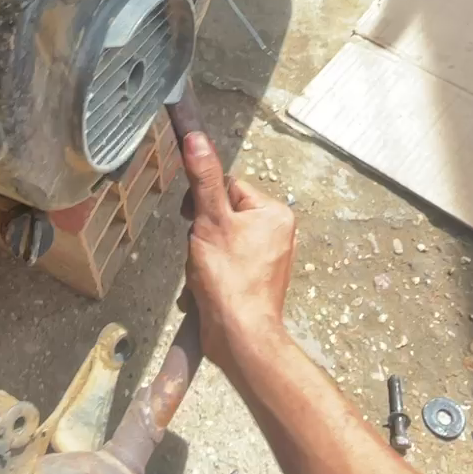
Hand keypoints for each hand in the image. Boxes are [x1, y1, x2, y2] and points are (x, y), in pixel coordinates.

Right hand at [179, 130, 297, 386]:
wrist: (239, 336)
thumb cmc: (228, 277)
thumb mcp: (210, 219)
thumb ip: (202, 178)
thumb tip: (196, 137)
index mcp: (274, 212)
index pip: (227, 186)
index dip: (203, 203)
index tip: (197, 223)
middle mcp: (276, 230)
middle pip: (222, 212)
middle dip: (203, 231)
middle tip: (203, 252)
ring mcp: (267, 256)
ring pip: (219, 237)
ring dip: (202, 252)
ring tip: (205, 271)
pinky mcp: (255, 277)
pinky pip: (224, 260)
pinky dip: (209, 270)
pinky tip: (207, 284)